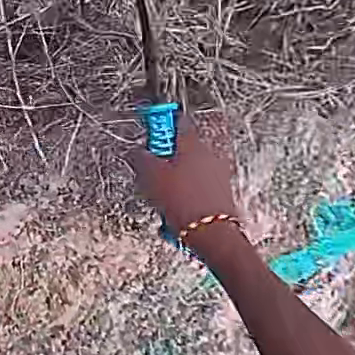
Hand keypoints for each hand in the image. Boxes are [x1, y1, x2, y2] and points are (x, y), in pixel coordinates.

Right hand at [126, 117, 239, 235]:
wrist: (210, 232)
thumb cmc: (183, 200)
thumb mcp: (150, 175)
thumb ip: (141, 158)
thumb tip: (136, 151)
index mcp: (192, 144)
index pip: (177, 122)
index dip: (161, 124)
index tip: (151, 130)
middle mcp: (209, 155)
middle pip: (182, 146)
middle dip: (164, 154)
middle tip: (149, 165)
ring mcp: (217, 174)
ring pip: (188, 166)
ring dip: (173, 174)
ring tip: (159, 189)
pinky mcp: (219, 192)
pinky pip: (195, 184)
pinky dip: (183, 189)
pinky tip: (172, 204)